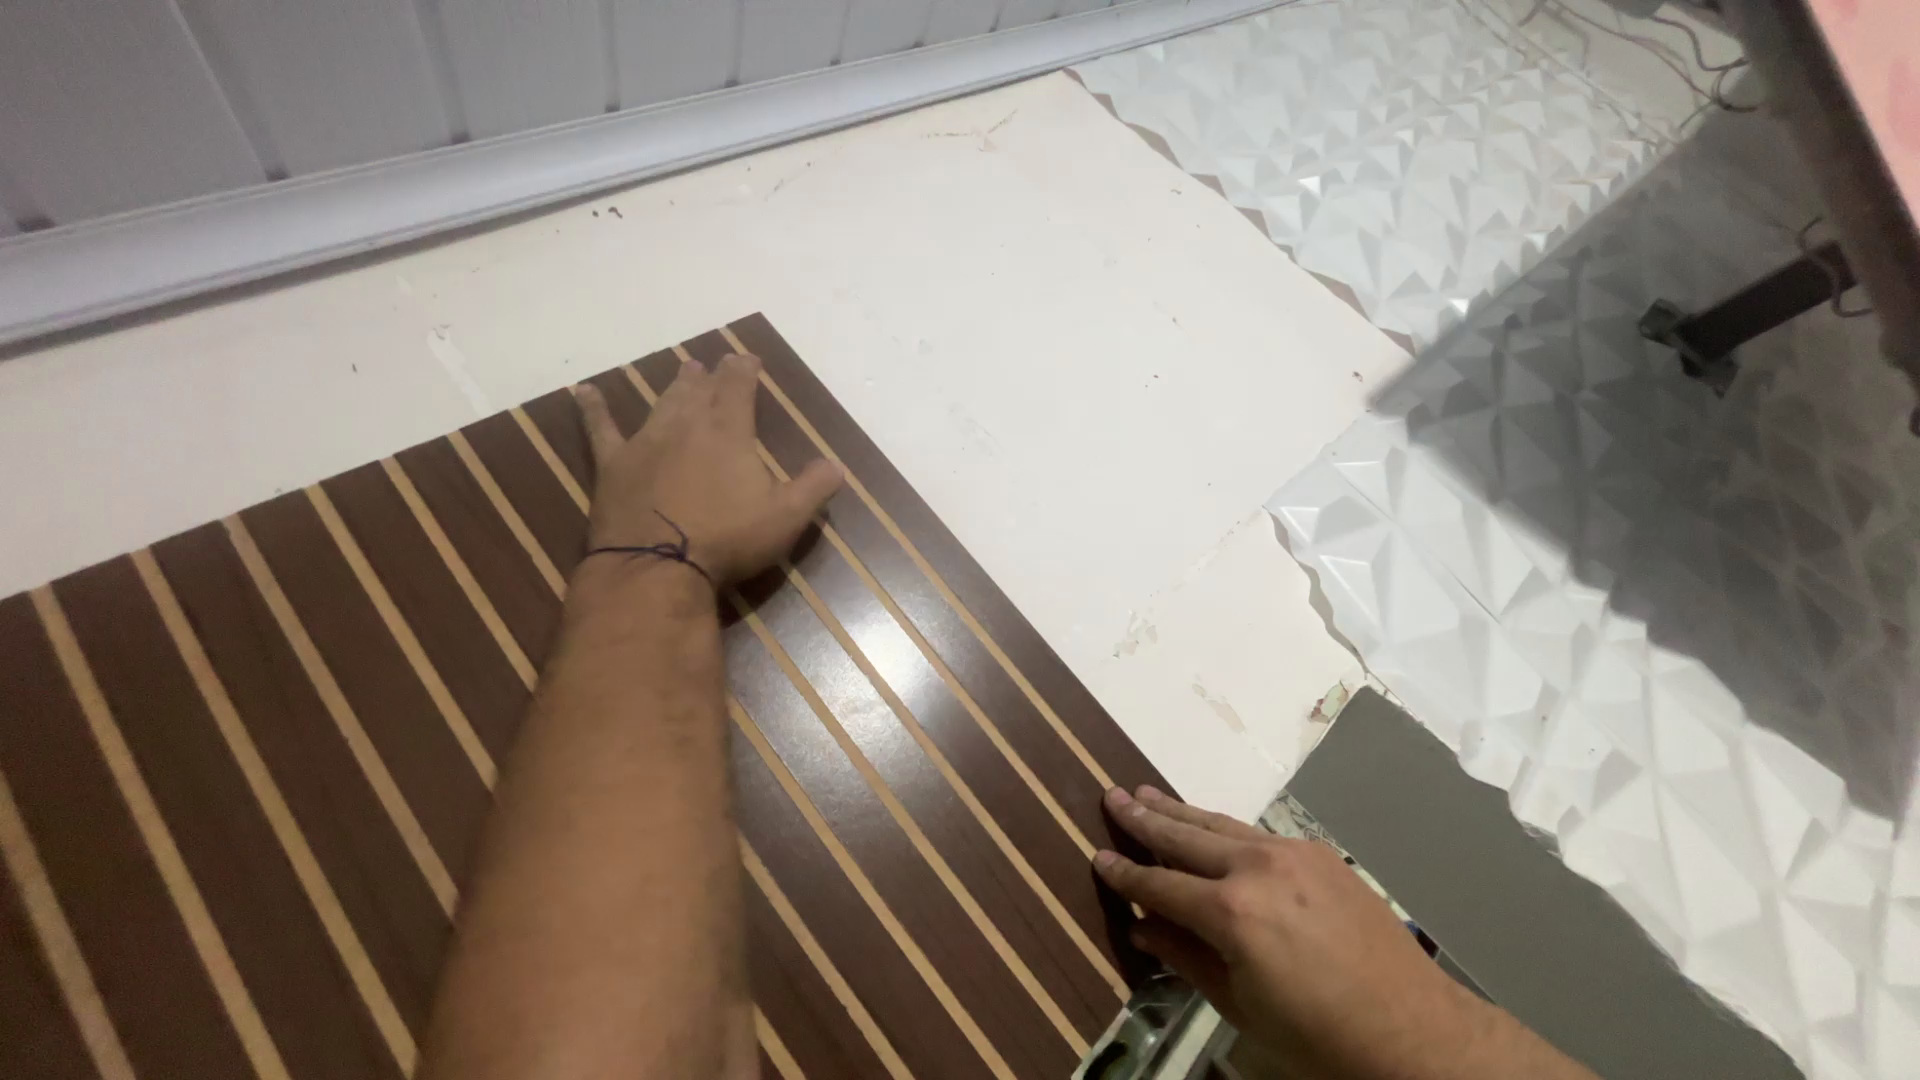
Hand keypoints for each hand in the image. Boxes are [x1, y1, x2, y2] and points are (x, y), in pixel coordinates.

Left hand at [574, 353, 843, 585]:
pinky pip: (600, 430)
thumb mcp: (785, 518)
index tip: (748, 359)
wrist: (656, 566)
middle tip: (714, 364)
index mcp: (729, 433)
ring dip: (674, 386)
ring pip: (662, 404)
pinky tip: (583, 393)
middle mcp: (686, 427)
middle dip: (711, 376)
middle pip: (699, 391)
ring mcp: (645, 443)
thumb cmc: (728, 540)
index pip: (738, 388)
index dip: (744, 371)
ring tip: (682, 370)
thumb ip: (813, 488)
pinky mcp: (612, 466)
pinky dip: (593, 410)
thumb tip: (837, 466)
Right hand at [1094, 786, 1592, 1079]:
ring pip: (1218, 823)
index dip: (1125, 873)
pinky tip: (1206, 824)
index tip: (1098, 856)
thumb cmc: (1317, 1035)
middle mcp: (1255, 868)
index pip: (1159, 884)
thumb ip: (1186, 958)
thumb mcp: (1240, 1008)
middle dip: (1144, 818)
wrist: (1415, 1029)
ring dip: (1178, 810)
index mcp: (1231, 913)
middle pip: (1184, 836)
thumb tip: (1143, 926)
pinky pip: (1253, 833)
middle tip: (1112, 795)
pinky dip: (1220, 827)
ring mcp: (1289, 853)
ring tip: (1146, 791)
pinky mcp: (1316, 851)